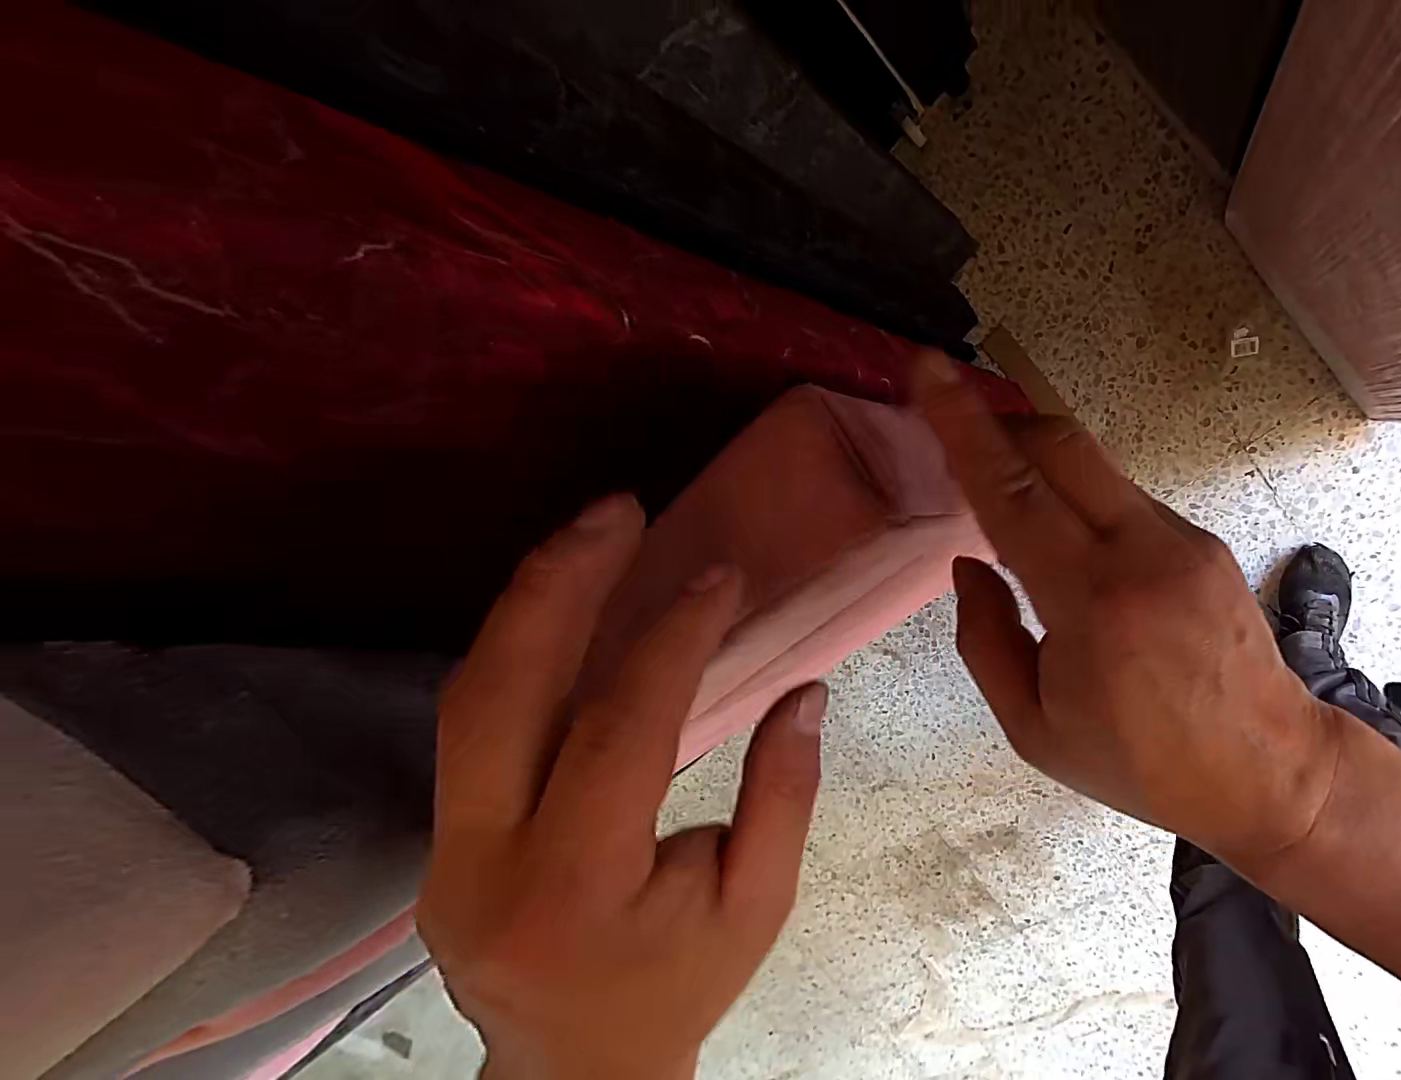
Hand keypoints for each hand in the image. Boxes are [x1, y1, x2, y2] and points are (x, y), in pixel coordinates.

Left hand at [419, 495, 827, 1079]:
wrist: (574, 1073)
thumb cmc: (679, 986)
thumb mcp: (760, 903)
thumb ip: (784, 795)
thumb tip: (806, 691)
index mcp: (575, 887)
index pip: (621, 731)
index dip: (674, 641)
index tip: (722, 579)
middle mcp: (482, 860)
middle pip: (499, 693)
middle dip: (560, 583)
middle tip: (620, 509)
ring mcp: (446, 844)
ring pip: (470, 692)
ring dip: (534, 597)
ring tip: (596, 530)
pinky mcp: (447, 829)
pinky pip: (479, 711)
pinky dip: (527, 638)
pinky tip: (573, 594)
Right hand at [911, 354, 1343, 868]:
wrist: (1269, 771)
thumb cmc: (1141, 762)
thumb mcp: (1033, 727)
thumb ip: (984, 640)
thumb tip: (970, 566)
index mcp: (1093, 602)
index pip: (1013, 490)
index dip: (964, 427)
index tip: (930, 374)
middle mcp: (1143, 551)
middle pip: (1062, 444)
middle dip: (1001, 423)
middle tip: (961, 431)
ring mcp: (1182, 539)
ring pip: (1093, 467)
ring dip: (1039, 461)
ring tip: (1006, 492)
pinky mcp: (1202, 541)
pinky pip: (1121, 497)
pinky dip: (1077, 496)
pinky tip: (1065, 536)